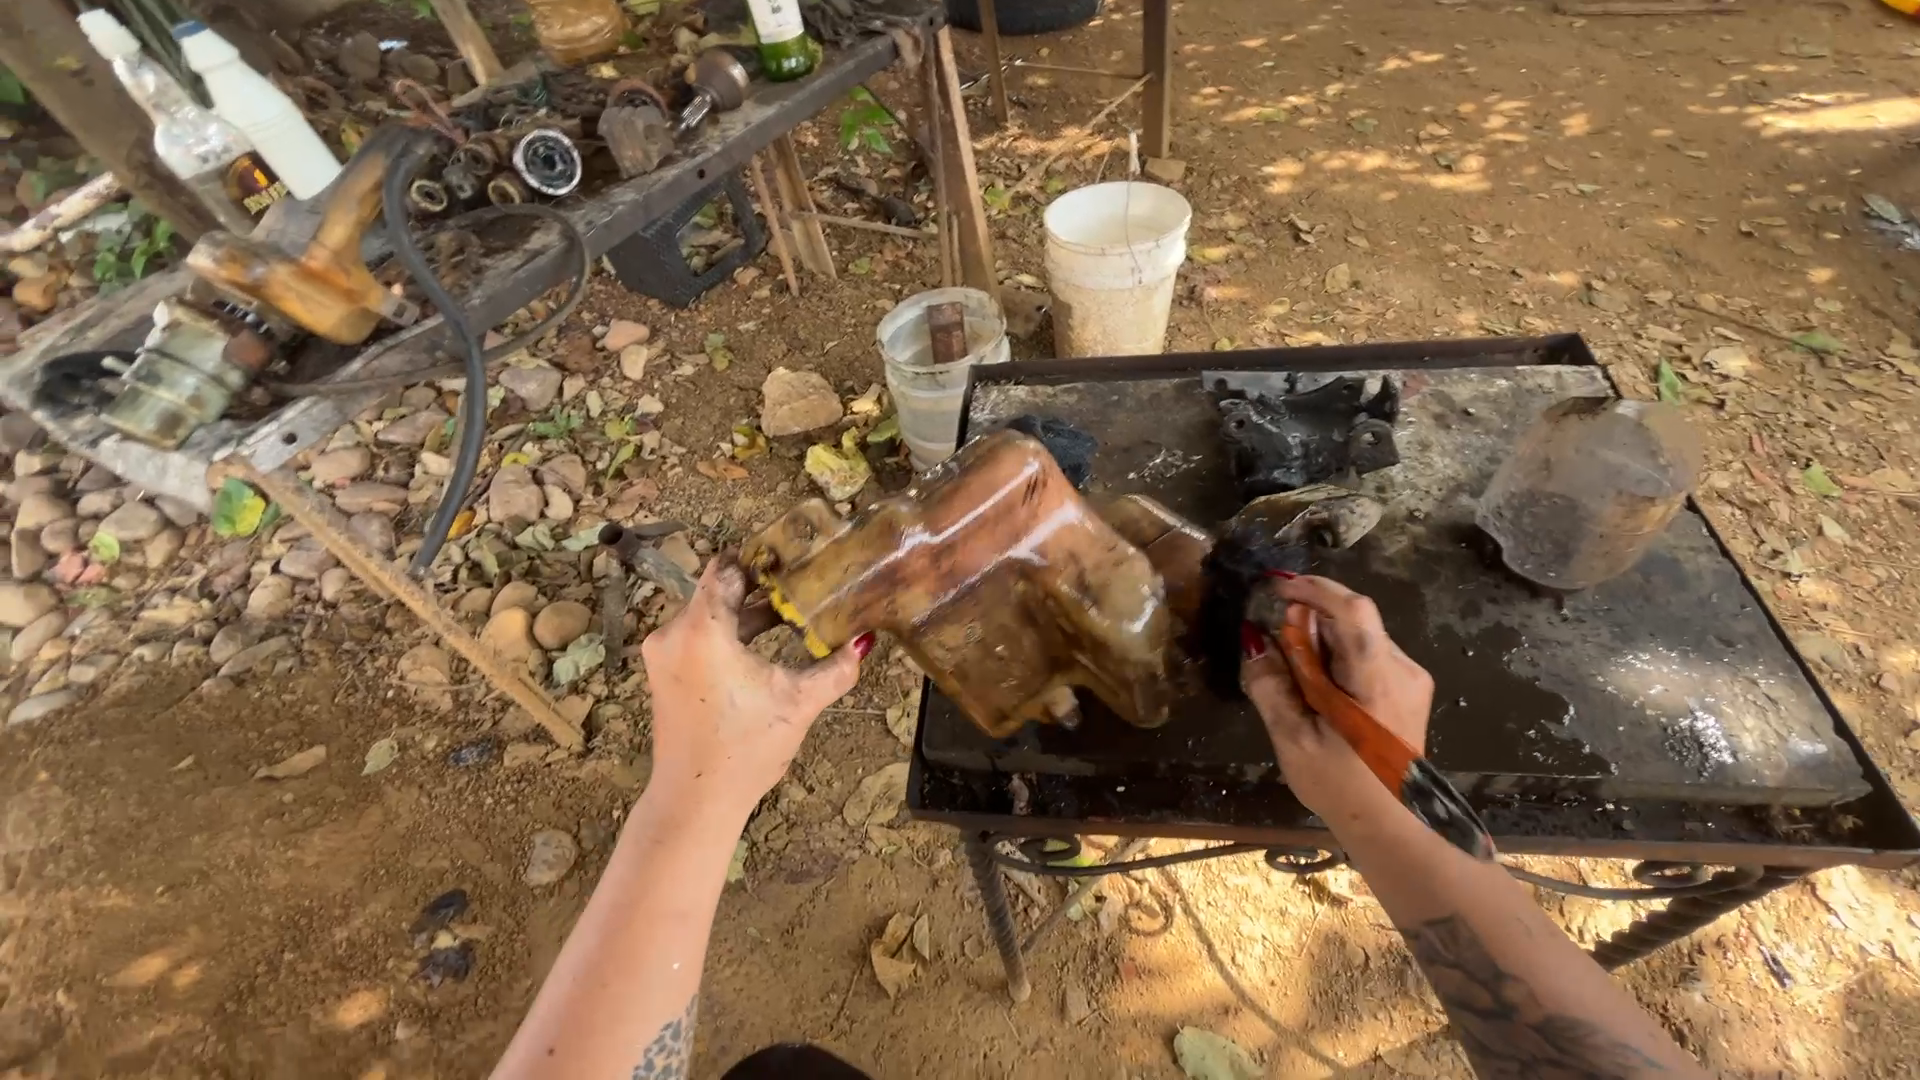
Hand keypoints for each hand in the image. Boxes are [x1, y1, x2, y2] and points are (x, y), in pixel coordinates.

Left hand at [640, 555, 871, 820]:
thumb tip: (866, 641)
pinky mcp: (663, 671)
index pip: (728, 570)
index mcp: (702, 630)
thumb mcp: (798, 704)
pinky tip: (761, 642)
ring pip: (708, 612)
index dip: (760, 559)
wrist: (695, 801)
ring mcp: (663, 653)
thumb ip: (836, 668)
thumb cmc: (745, 749)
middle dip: (758, 585)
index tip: (793, 555)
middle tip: (801, 581)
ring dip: (745, 611)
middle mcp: (673, 633)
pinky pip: (697, 634)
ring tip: (789, 611)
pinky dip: (728, 631)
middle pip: (719, 589)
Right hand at [1240, 575, 1433, 824]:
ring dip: (1318, 636)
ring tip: (1289, 666)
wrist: (1394, 826)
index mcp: (1376, 680)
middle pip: (1352, 619)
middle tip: (1272, 636)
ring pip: (1357, 634)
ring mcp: (1408, 678)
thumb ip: (1272, 684)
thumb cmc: (1341, 786)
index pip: (1352, 610)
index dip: (1313, 589)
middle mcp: (1401, 669)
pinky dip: (1333, 653)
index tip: (1276, 588)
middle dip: (1308, 616)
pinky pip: (1364, 652)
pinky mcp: (1405, 688)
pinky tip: (1314, 681)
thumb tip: (1253, 640)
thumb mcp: (1293, 738)